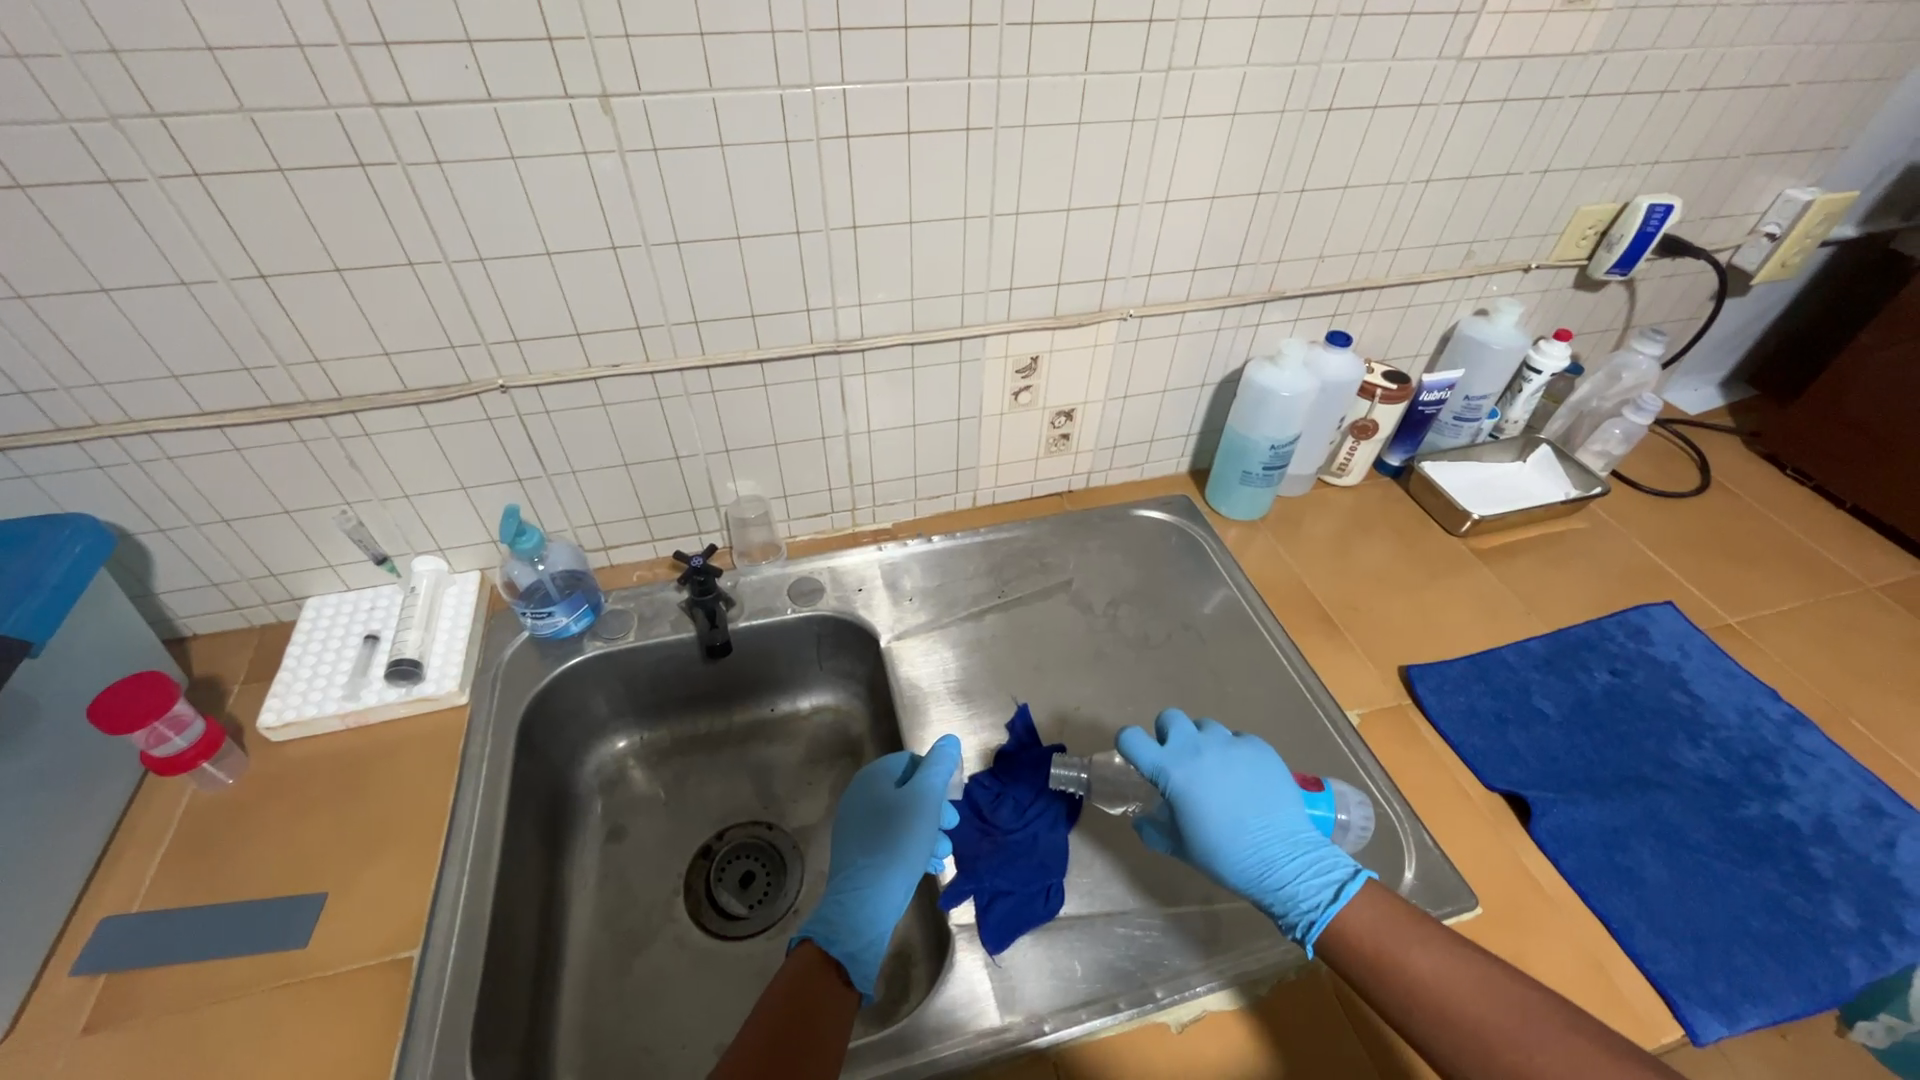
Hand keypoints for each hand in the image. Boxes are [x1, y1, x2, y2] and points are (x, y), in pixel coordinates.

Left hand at [792, 734, 961, 998]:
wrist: (863, 904)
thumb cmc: (898, 843)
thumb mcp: (926, 800)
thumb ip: (939, 766)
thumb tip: (949, 739)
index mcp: (873, 777)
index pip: (912, 762)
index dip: (936, 779)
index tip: (952, 803)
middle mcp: (861, 796)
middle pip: (909, 791)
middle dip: (936, 810)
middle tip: (952, 828)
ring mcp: (858, 826)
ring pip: (904, 819)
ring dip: (929, 833)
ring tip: (943, 854)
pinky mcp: (861, 853)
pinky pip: (893, 841)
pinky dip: (914, 849)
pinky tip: (931, 868)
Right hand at [1117, 708, 1373, 954]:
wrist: (1282, 859)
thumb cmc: (1223, 856)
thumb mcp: (1178, 847)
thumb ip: (1153, 829)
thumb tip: (1142, 820)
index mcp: (1169, 769)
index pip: (1130, 736)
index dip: (1129, 745)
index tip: (1139, 759)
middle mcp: (1196, 747)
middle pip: (1169, 717)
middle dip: (1169, 735)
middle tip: (1180, 762)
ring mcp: (1230, 743)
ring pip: (1206, 726)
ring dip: (1203, 742)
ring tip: (1217, 770)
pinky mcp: (1259, 746)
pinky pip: (1238, 739)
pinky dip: (1235, 753)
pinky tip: (1247, 779)